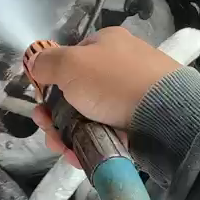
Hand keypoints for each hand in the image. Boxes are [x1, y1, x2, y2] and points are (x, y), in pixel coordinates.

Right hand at [26, 28, 179, 163]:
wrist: (165, 116)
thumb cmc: (114, 83)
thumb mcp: (71, 64)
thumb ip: (47, 62)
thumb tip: (34, 62)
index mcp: (106, 44)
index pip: (70, 60)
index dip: (51, 82)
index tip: (41, 103)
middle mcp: (119, 66)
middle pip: (75, 92)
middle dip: (54, 115)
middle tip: (47, 129)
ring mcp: (130, 96)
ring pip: (87, 116)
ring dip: (67, 134)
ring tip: (62, 149)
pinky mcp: (138, 123)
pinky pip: (105, 132)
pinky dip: (89, 143)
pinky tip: (78, 155)